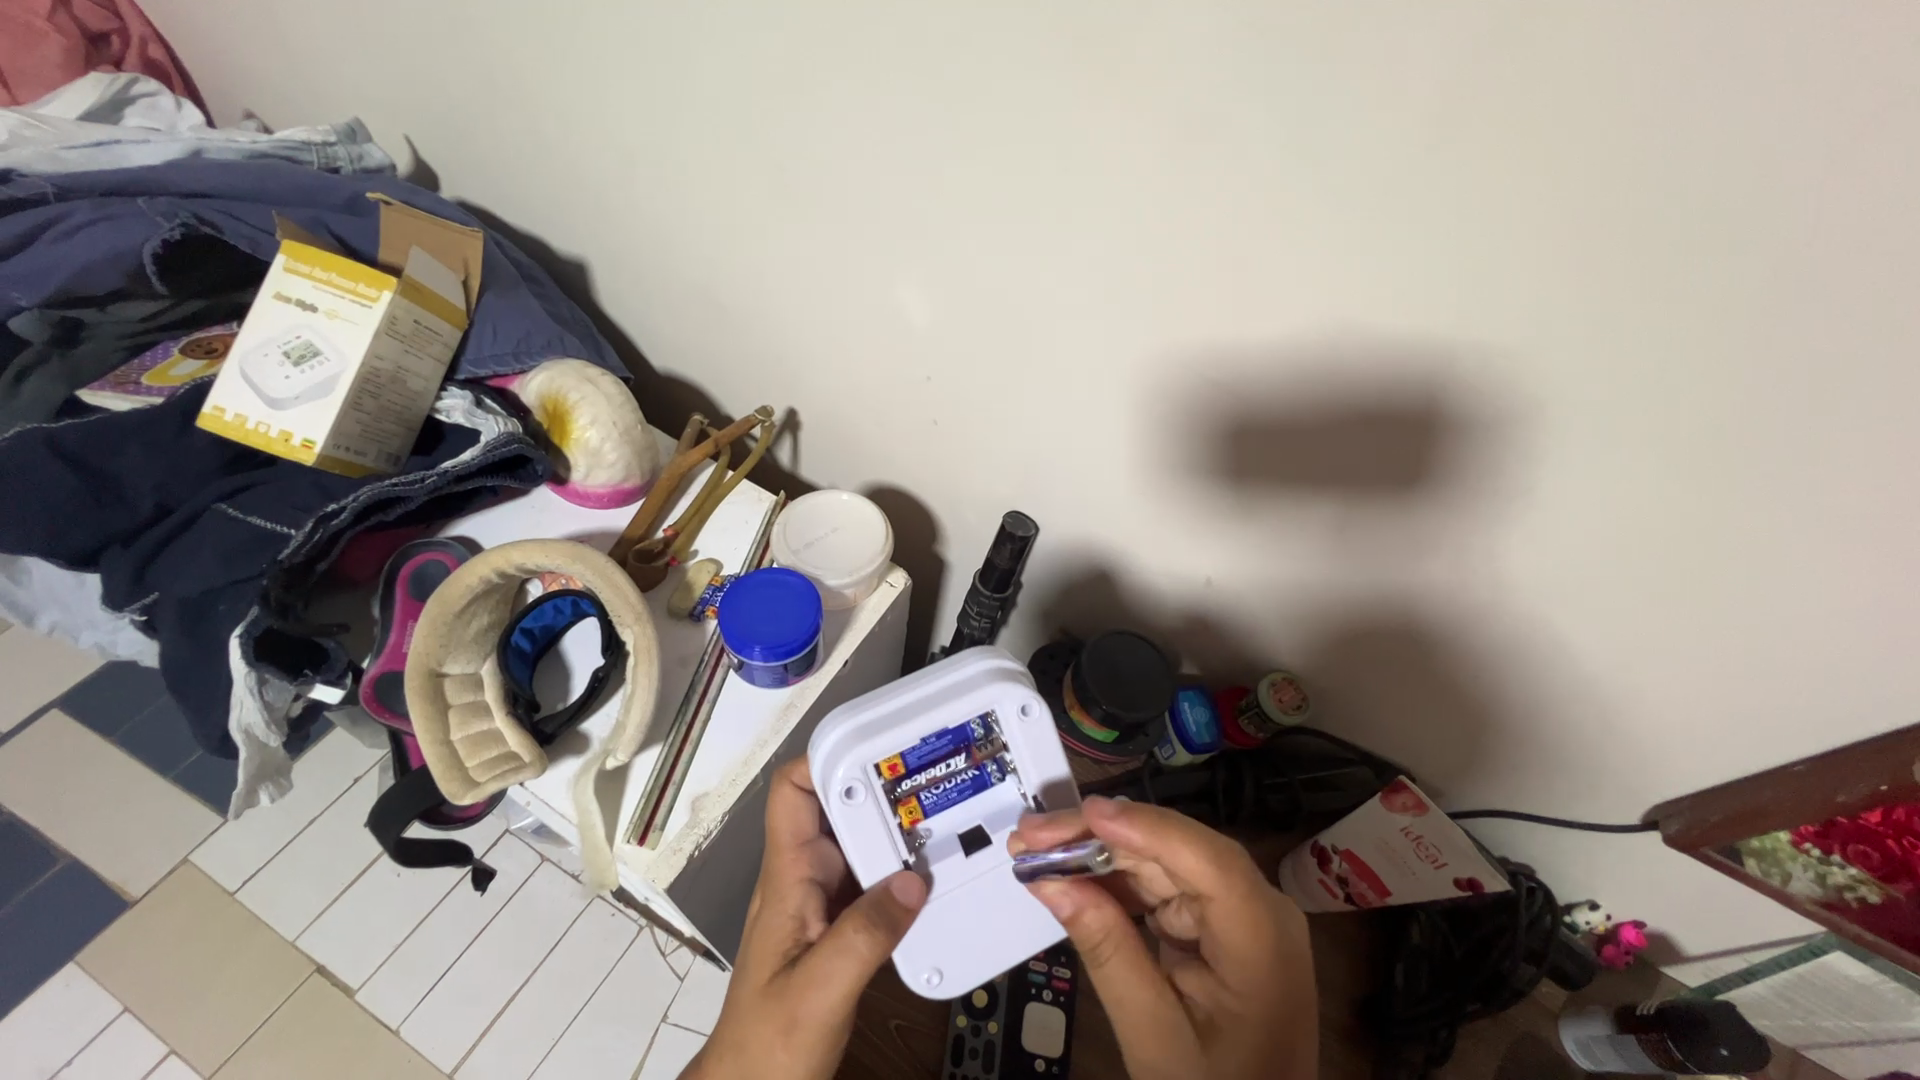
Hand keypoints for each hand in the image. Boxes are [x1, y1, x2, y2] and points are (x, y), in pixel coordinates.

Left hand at [685, 757, 926, 1079]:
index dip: (826, 759)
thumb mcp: (820, 989)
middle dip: (880, 790)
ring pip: (859, 845)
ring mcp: (822, 901)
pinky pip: (874, 881)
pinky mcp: (840, 925)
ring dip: (896, 831)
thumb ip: (867, 934)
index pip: (791, 792)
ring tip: (948, 817)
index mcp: (787, 876)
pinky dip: (902, 871)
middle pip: (836, 810)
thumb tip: (916, 878)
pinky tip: (937, 874)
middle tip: (935, 781)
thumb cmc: (770, 1040)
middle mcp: (804, 876)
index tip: (879, 751)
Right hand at [1014, 796, 1316, 1079]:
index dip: (1145, 828)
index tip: (1084, 812)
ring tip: (1035, 850)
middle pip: (1174, 851)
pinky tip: (1070, 873)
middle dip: (1099, 838)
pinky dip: (1112, 879)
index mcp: (1262, 938)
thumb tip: (1051, 881)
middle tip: (1029, 836)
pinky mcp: (1214, 921)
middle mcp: (1256, 908)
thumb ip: (1107, 951)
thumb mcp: (1153, 1033)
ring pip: (1160, 861)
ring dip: (1096, 853)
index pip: (1206, 861)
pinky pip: (1159, 885)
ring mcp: (1237, 911)